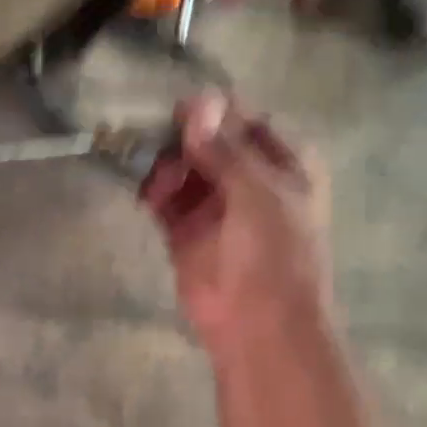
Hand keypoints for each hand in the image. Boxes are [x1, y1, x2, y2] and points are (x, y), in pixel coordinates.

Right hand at [140, 93, 333, 352]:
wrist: (260, 323)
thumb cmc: (275, 255)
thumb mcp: (258, 193)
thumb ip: (225, 150)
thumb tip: (195, 103)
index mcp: (283, 162)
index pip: (244, 119)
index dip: (212, 111)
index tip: (175, 109)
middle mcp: (248, 177)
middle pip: (207, 142)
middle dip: (179, 139)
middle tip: (150, 142)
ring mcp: (214, 205)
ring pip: (182, 169)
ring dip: (162, 166)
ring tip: (152, 181)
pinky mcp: (183, 232)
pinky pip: (163, 201)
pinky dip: (150, 193)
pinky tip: (142, 195)